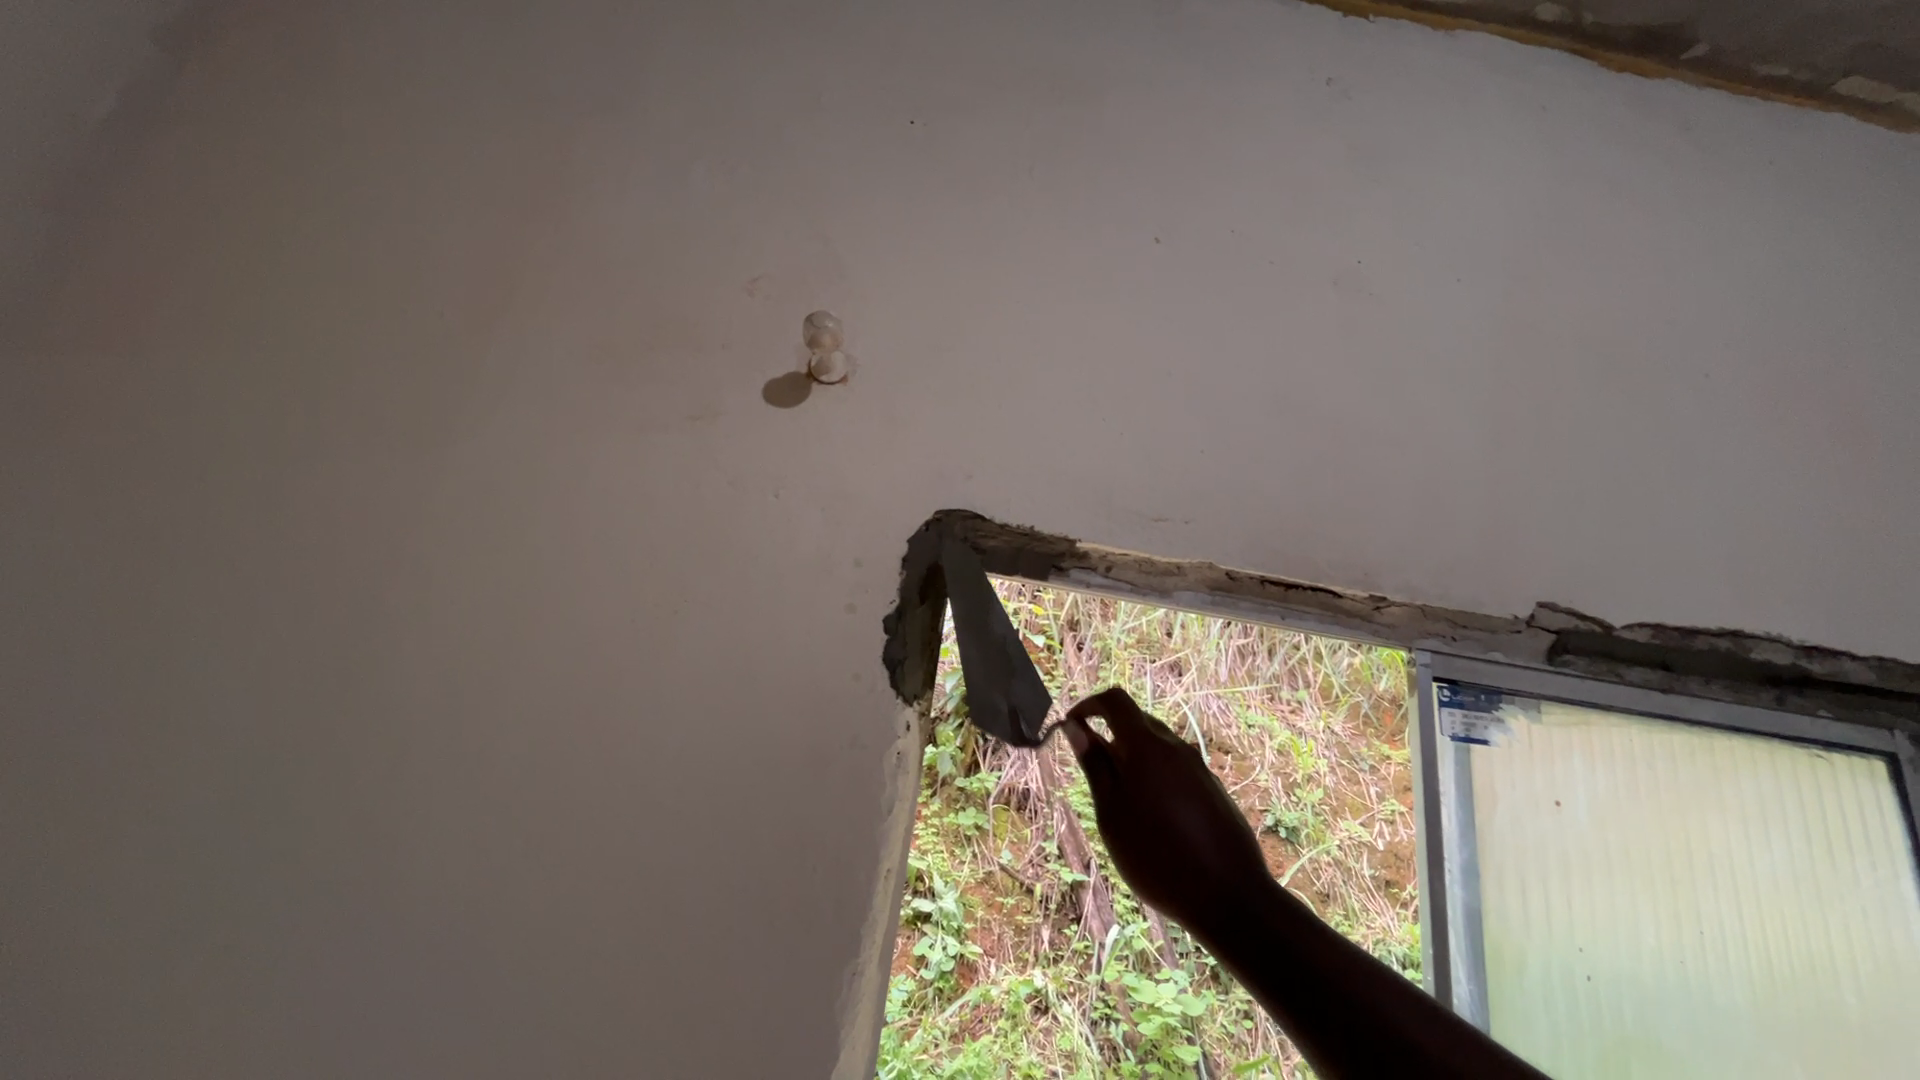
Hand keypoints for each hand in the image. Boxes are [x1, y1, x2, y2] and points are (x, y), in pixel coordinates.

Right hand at [1061, 687, 1274, 934]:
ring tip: (1122, 806)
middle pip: (1137, 722)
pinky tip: (1154, 821)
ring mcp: (1198, 767)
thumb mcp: (1111, 812)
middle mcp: (1175, 747)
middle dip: (1110, 737)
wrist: (1229, 895)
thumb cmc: (1155, 855)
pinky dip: (1154, 779)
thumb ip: (1094, 765)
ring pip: (1157, 748)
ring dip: (1132, 761)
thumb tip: (1076, 728)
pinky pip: (1175, 769)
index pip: (1114, 701)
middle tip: (1094, 777)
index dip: (1088, 705)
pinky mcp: (1212, 789)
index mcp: (1147, 746)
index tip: (1071, 727)